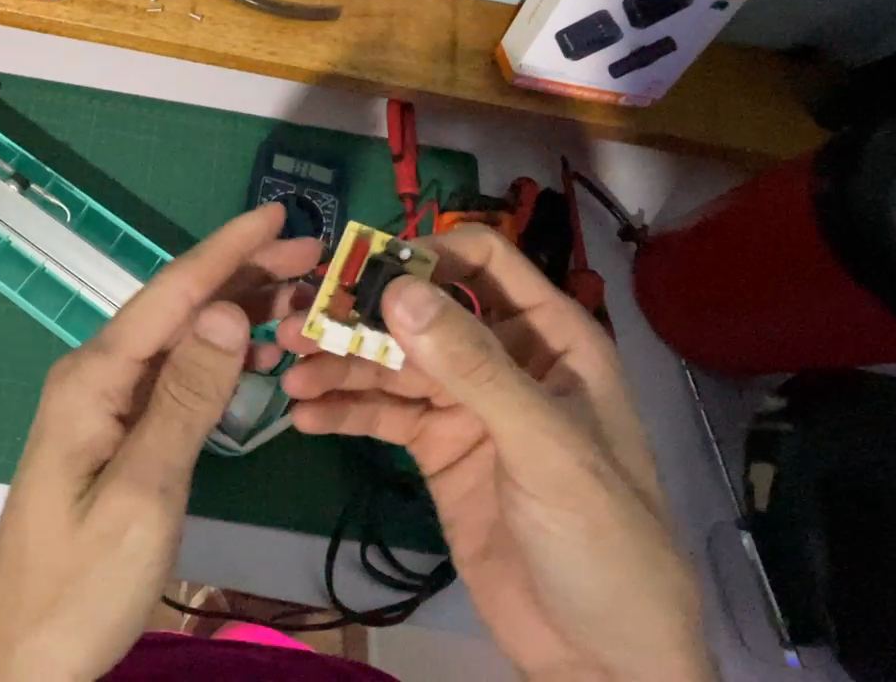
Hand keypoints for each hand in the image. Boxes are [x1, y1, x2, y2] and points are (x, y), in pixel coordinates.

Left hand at [0, 203, 319, 681]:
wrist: (27, 657)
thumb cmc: (82, 583)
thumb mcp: (143, 493)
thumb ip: (184, 399)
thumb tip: (226, 311)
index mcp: (94, 377)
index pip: (170, 295)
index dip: (225, 249)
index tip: (276, 214)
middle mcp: (96, 374)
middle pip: (176, 308)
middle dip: (242, 274)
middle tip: (311, 257)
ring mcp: (104, 403)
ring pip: (178, 339)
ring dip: (235, 314)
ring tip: (299, 299)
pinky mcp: (116, 431)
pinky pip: (173, 377)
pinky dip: (219, 361)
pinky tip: (257, 358)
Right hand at [277, 225, 712, 681]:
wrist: (604, 661)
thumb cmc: (602, 541)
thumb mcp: (543, 447)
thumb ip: (472, 366)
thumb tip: (397, 289)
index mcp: (548, 340)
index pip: (482, 263)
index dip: (423, 256)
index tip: (360, 273)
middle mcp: (501, 361)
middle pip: (418, 315)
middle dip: (358, 319)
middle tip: (295, 328)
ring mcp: (465, 406)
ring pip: (391, 364)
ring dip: (339, 366)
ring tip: (290, 377)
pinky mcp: (436, 449)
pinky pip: (382, 416)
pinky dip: (344, 413)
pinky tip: (306, 419)